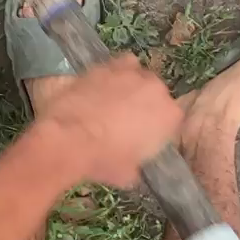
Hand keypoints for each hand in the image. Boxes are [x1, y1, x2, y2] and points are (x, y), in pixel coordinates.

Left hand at [28, 55, 182, 187]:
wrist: (69, 139)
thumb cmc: (103, 160)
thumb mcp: (127, 174)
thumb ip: (136, 165)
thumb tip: (130, 167)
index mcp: (170, 116)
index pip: (170, 120)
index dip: (154, 128)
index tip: (139, 137)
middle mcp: (156, 89)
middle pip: (154, 93)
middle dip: (141, 104)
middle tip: (122, 119)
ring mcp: (130, 73)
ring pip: (136, 74)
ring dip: (128, 84)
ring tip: (110, 99)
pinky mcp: (104, 66)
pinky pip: (114, 65)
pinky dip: (109, 74)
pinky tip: (97, 86)